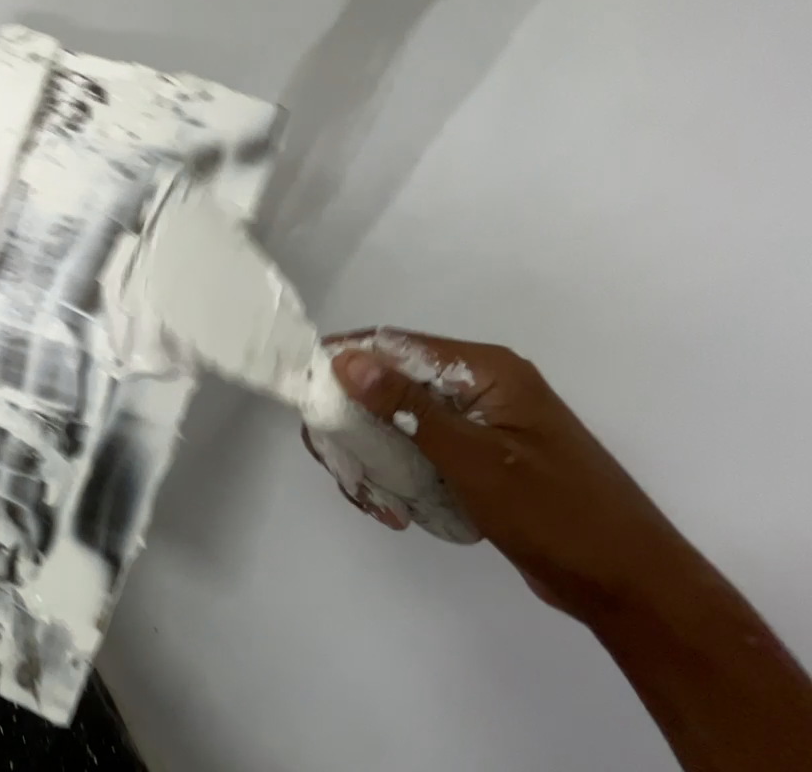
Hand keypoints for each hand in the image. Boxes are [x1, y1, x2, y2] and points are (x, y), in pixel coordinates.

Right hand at [324, 330, 701, 622]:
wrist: (630, 588)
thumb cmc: (557, 515)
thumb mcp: (473, 459)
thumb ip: (406, 407)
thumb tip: (347, 359)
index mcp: (485, 372)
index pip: (394, 346)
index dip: (342, 362)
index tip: (303, 395)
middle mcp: (477, 388)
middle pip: (386, 386)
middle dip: (350, 424)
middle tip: (337, 466)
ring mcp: (476, 424)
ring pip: (393, 423)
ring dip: (370, 458)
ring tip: (373, 501)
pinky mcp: (474, 457)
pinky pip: (413, 451)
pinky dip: (394, 476)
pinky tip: (395, 510)